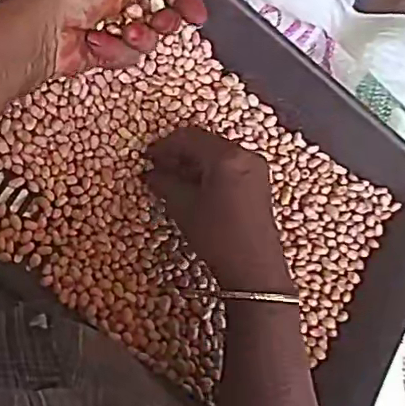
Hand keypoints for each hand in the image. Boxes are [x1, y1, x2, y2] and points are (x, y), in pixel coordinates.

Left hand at [14, 0, 208, 84]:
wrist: (46, 29)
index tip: (197, 15)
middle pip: (160, 16)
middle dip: (162, 22)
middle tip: (158, 22)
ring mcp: (110, 27)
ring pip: (146, 41)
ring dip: (138, 38)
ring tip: (122, 33)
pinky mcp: (102, 52)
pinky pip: (126, 57)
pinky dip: (114, 51)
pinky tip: (97, 43)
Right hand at [145, 127, 293, 293]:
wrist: (254, 267)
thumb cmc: (216, 236)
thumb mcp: (183, 207)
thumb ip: (164, 183)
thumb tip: (150, 173)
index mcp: (226, 156)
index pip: (188, 138)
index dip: (163, 146)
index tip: (146, 157)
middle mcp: (244, 154)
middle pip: (205, 142)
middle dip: (178, 152)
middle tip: (156, 167)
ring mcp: (255, 167)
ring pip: (216, 153)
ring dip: (193, 161)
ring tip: (172, 179)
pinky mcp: (258, 182)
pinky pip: (228, 165)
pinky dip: (208, 170)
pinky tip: (194, 187)